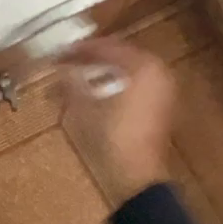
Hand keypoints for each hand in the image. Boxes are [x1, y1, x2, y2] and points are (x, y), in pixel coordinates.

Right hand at [60, 37, 176, 201]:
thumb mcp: (84, 109)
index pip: (108, 47)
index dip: (81, 50)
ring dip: (104, 72)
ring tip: (80, 75)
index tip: (59, 52)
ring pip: (129, 72)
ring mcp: (163, 91)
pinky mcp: (161, 108)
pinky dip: (117, 85)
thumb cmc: (111, 139)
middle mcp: (158, 72)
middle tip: (69, 60)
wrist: (137, 176)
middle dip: (93, 59)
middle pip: (120, 57)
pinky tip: (98, 93)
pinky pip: (136, 86)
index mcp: (143, 66)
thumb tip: (58, 71)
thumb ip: (71, 84)